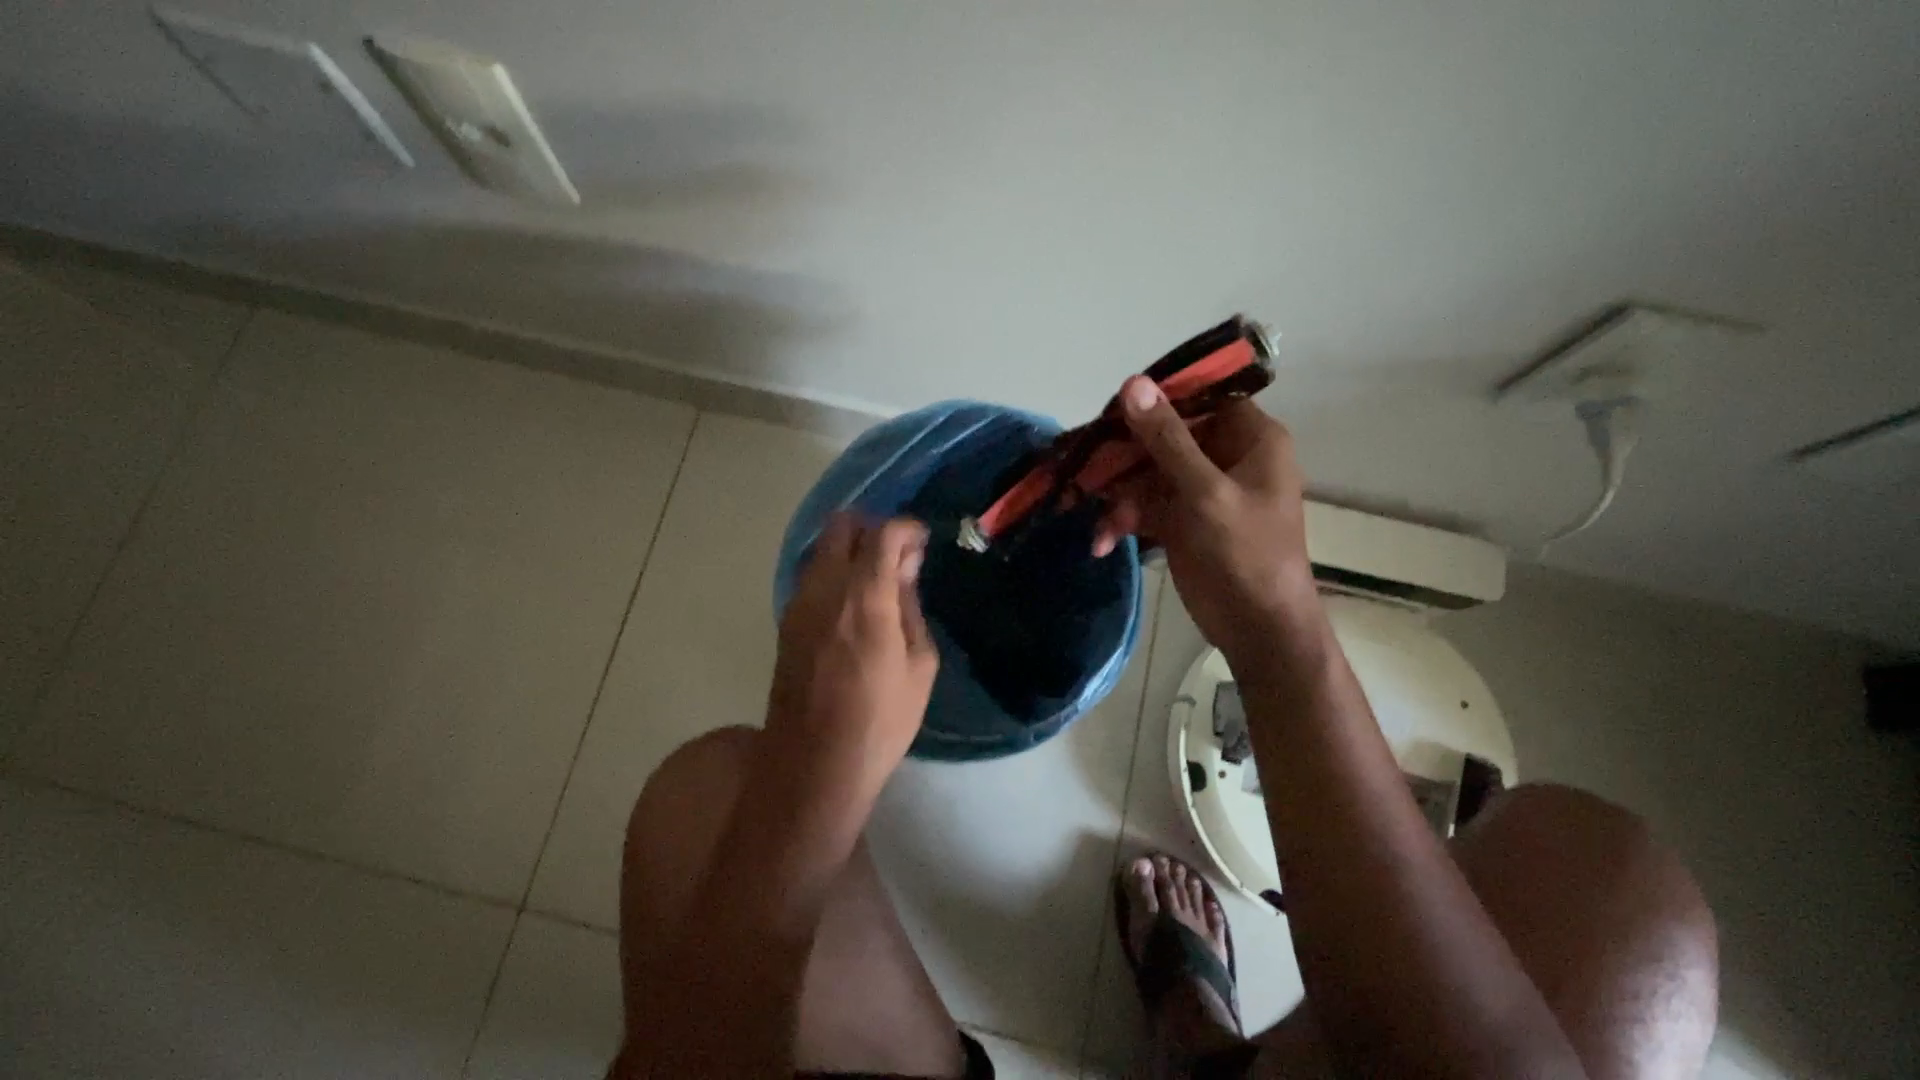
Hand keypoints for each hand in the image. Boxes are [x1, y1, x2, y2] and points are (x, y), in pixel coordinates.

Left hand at [767, 514, 939, 800]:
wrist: (814, 765)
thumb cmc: (880, 721)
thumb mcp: (919, 665)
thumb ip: (910, 607)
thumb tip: (905, 568)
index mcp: (864, 596)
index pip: (882, 532)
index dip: (907, 528)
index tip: (922, 542)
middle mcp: (824, 588)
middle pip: (840, 526)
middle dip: (872, 528)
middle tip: (898, 556)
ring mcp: (798, 604)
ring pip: (820, 549)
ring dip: (849, 551)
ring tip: (878, 582)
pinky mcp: (785, 624)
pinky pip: (810, 578)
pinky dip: (832, 574)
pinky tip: (853, 605)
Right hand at [1093, 376, 1318, 664]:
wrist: (1258, 629)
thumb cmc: (1247, 554)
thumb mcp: (1206, 493)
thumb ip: (1167, 439)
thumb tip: (1133, 384)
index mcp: (1249, 438)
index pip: (1199, 397)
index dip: (1155, 400)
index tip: (1111, 409)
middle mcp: (1224, 456)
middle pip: (1163, 436)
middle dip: (1121, 453)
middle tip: (1080, 463)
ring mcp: (1199, 489)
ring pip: (1145, 471)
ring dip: (1114, 492)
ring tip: (1079, 506)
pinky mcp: (1180, 519)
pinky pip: (1142, 505)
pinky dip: (1120, 519)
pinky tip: (1100, 540)